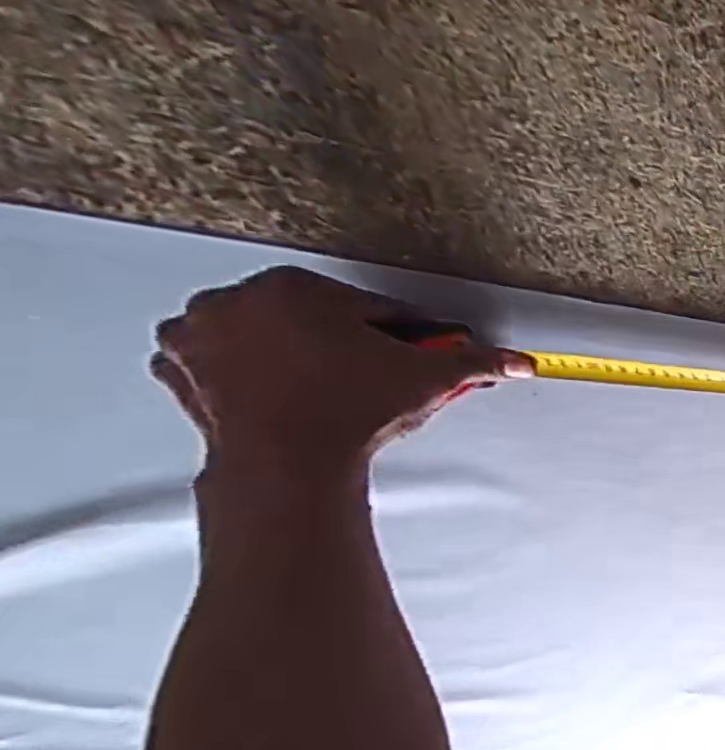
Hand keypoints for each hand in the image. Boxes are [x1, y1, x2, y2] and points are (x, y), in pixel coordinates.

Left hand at [150, 266, 530, 483]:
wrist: (290, 461)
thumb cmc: (349, 409)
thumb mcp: (432, 379)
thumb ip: (478, 363)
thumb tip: (518, 361)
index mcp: (300, 288)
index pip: (377, 309)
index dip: (411, 338)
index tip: (420, 355)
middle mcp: (240, 300)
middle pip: (322, 320)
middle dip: (356, 346)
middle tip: (384, 379)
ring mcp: (202, 334)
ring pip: (272, 338)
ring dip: (304, 356)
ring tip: (340, 391)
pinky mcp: (181, 371)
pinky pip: (222, 361)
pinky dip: (251, 373)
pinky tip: (288, 394)